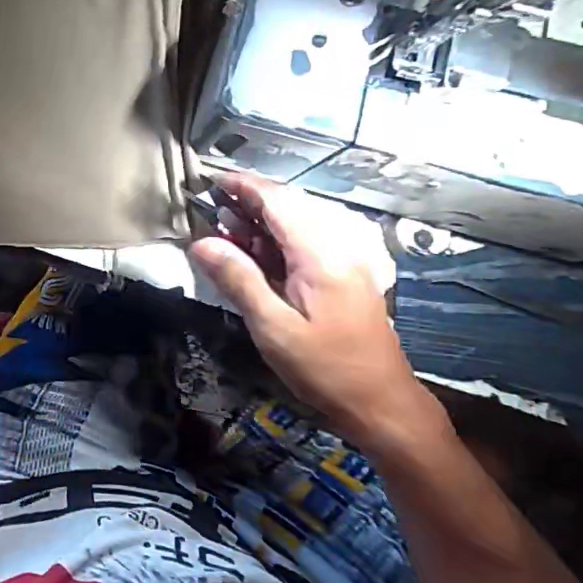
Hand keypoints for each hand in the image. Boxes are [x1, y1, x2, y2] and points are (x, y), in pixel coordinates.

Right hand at [188, 173, 449, 459]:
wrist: (381, 402)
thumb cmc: (324, 368)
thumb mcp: (272, 327)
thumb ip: (238, 279)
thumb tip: (202, 243)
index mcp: (322, 256)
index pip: (280, 202)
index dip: (246, 187)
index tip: (213, 181)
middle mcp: (340, 247)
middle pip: (293, 206)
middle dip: (252, 202)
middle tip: (214, 211)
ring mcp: (348, 260)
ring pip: (302, 221)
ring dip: (264, 220)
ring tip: (228, 229)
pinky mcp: (348, 274)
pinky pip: (310, 240)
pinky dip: (280, 238)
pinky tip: (259, 252)